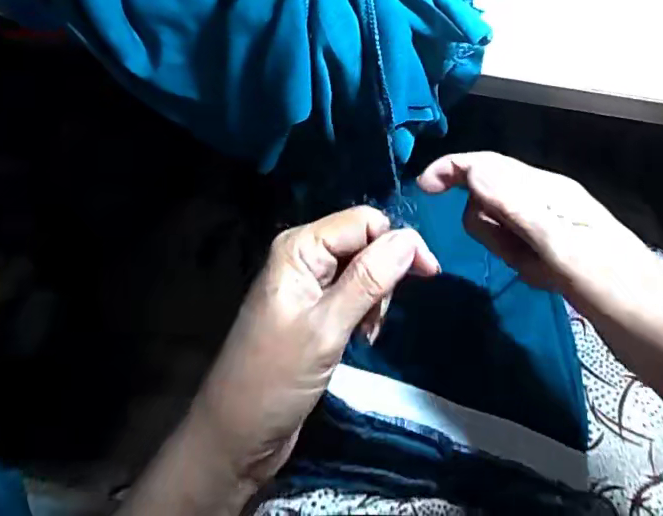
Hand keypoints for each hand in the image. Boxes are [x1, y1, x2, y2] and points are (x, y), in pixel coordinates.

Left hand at [121, 207, 438, 515]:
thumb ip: (369, 280)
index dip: (399, 242)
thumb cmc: (275, 380)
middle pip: (365, 241)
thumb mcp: (327, 328)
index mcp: (300, 246)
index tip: (428, 274)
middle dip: (384, 274)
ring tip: (367, 333)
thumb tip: (410, 239)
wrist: (234, 441)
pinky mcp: (313, 305)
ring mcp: (308, 280)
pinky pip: (354, 289)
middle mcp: (304, 253)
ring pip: (364, 266)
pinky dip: (366, 309)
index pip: (365, 221)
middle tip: (380, 318)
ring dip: (377, 296)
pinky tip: (362, 336)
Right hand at [416, 152, 662, 393]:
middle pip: (494, 192)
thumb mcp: (564, 252)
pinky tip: (541, 281)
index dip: (455, 168)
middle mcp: (553, 205)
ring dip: (503, 245)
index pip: (493, 165)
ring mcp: (557, 234)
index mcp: (553, 192)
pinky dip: (520, 263)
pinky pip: (521, 252)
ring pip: (506, 224)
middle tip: (512, 255)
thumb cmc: (620, 292)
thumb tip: (474, 170)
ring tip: (534, 272)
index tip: (422, 188)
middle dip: (484, 219)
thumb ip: (518, 211)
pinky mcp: (561, 262)